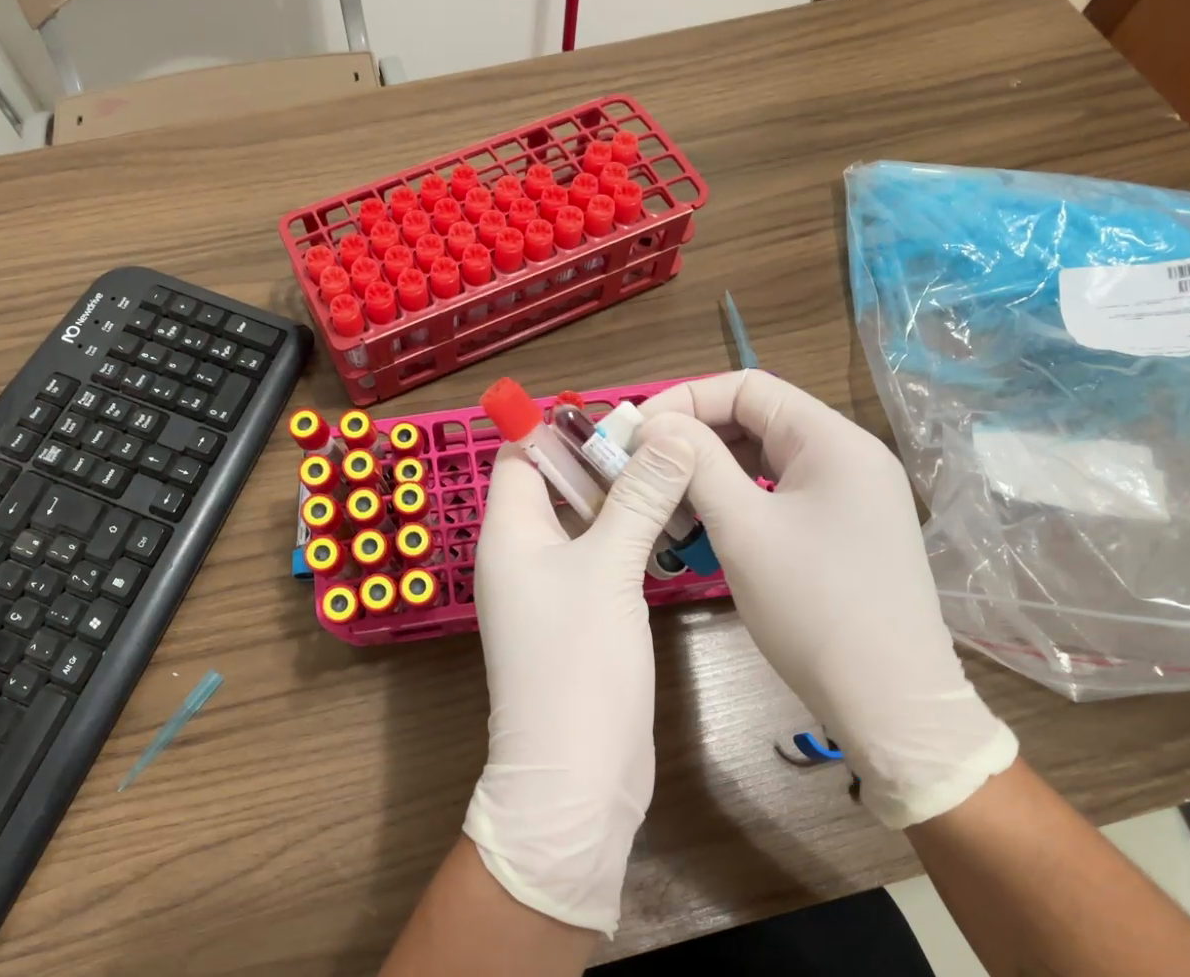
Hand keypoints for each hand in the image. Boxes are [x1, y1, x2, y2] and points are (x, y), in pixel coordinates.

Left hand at [464, 431, 696, 933]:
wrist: (575, 776)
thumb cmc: (577, 663)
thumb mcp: (608, 569)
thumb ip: (636, 499)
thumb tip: (668, 433)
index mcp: (509, 534)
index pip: (519, 458)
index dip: (557, 429)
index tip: (620, 412)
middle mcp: (521, 556)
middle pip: (556, 488)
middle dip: (603, 461)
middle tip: (669, 439)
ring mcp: (549, 592)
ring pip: (583, 525)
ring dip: (622, 500)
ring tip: (681, 472)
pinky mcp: (578, 622)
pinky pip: (598, 562)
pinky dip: (628, 540)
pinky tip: (673, 528)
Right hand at [639, 370, 1015, 828]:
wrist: (889, 701)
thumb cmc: (813, 607)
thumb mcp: (743, 530)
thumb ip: (697, 464)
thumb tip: (656, 425)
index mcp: (834, 441)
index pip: (748, 387)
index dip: (686, 400)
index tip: (637, 434)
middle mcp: (849, 456)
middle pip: (758, 419)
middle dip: (695, 436)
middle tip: (640, 467)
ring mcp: (851, 496)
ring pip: (766, 459)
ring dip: (712, 470)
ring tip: (664, 497)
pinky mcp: (845, 530)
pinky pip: (781, 493)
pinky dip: (737, 499)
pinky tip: (702, 523)